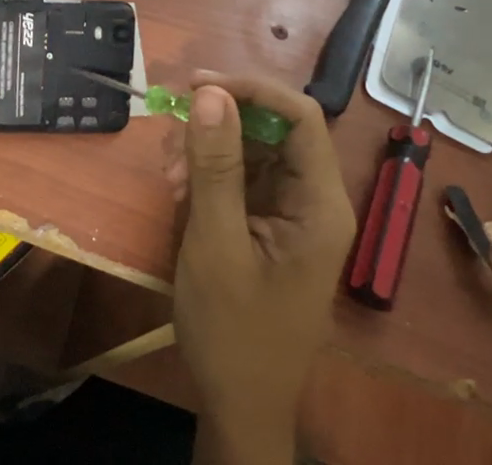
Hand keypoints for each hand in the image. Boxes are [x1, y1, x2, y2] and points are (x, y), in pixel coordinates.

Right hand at [171, 73, 354, 461]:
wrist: (240, 405)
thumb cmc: (232, 329)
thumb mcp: (215, 242)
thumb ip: (215, 166)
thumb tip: (210, 94)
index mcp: (320, 204)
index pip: (301, 117)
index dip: (252, 90)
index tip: (196, 86)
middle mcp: (315, 202)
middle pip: (275, 132)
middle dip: (222, 127)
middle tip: (171, 144)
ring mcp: (294, 216)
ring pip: (254, 154)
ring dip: (209, 154)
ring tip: (170, 180)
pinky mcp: (271, 229)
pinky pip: (244, 182)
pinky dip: (210, 180)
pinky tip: (180, 195)